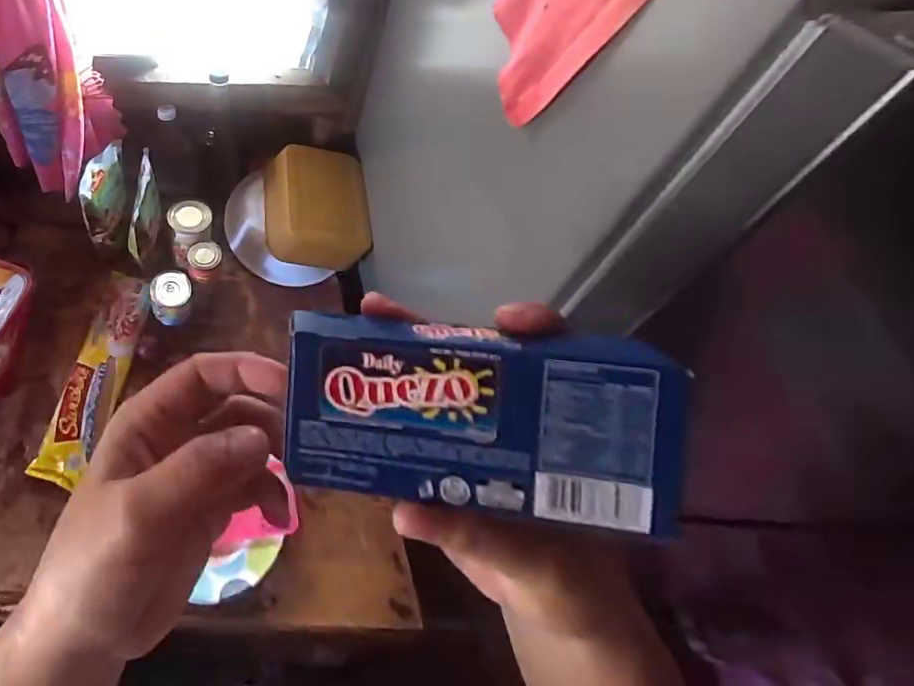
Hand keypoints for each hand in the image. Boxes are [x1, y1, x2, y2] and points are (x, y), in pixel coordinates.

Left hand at [0, 352, 288, 685]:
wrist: (84, 633)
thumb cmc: (95, 560)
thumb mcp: (140, 511)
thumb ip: (197, 469)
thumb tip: (260, 437)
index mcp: (149, 419)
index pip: (201, 375)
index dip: (244, 370)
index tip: (288, 382)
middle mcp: (176, 436)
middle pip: (232, 404)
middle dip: (270, 410)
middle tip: (310, 429)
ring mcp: (196, 473)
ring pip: (247, 442)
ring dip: (277, 452)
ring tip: (302, 473)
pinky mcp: (211, 509)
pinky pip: (251, 485)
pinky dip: (271, 492)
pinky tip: (280, 515)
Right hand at [363, 293, 679, 685]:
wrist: (551, 603)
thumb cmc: (570, 573)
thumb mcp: (539, 559)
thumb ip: (484, 538)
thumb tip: (408, 511)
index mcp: (551, 425)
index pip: (550, 357)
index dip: (533, 328)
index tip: (506, 320)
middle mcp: (505, 419)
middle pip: (465, 360)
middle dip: (420, 331)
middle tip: (378, 310)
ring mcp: (467, 441)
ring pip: (428, 390)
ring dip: (389, 364)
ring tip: (346, 348)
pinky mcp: (440, 470)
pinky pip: (407, 439)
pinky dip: (375, 423)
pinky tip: (343, 409)